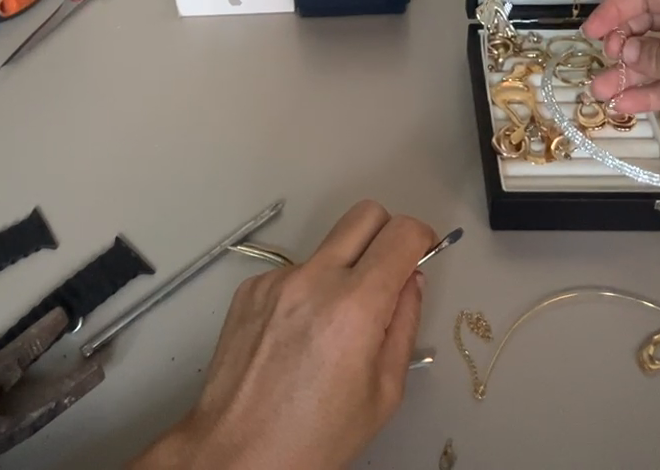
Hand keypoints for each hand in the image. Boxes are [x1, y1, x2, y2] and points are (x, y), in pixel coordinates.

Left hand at [131, 201, 433, 469]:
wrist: (235, 456)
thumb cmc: (315, 437)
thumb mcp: (383, 392)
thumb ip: (404, 323)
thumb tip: (410, 278)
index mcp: (354, 307)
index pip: (401, 233)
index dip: (421, 236)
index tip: (424, 250)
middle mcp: (314, 279)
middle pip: (365, 214)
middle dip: (386, 233)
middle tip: (387, 273)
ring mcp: (277, 279)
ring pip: (328, 247)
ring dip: (342, 270)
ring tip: (331, 327)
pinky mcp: (251, 287)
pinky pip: (295, 271)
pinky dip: (307, 291)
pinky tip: (298, 336)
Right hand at [581, 0, 659, 159]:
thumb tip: (624, 54)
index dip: (617, 10)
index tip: (592, 33)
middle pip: (648, 28)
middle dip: (621, 44)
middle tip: (602, 63)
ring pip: (654, 62)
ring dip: (628, 75)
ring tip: (600, 93)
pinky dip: (647, 95)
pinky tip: (623, 105)